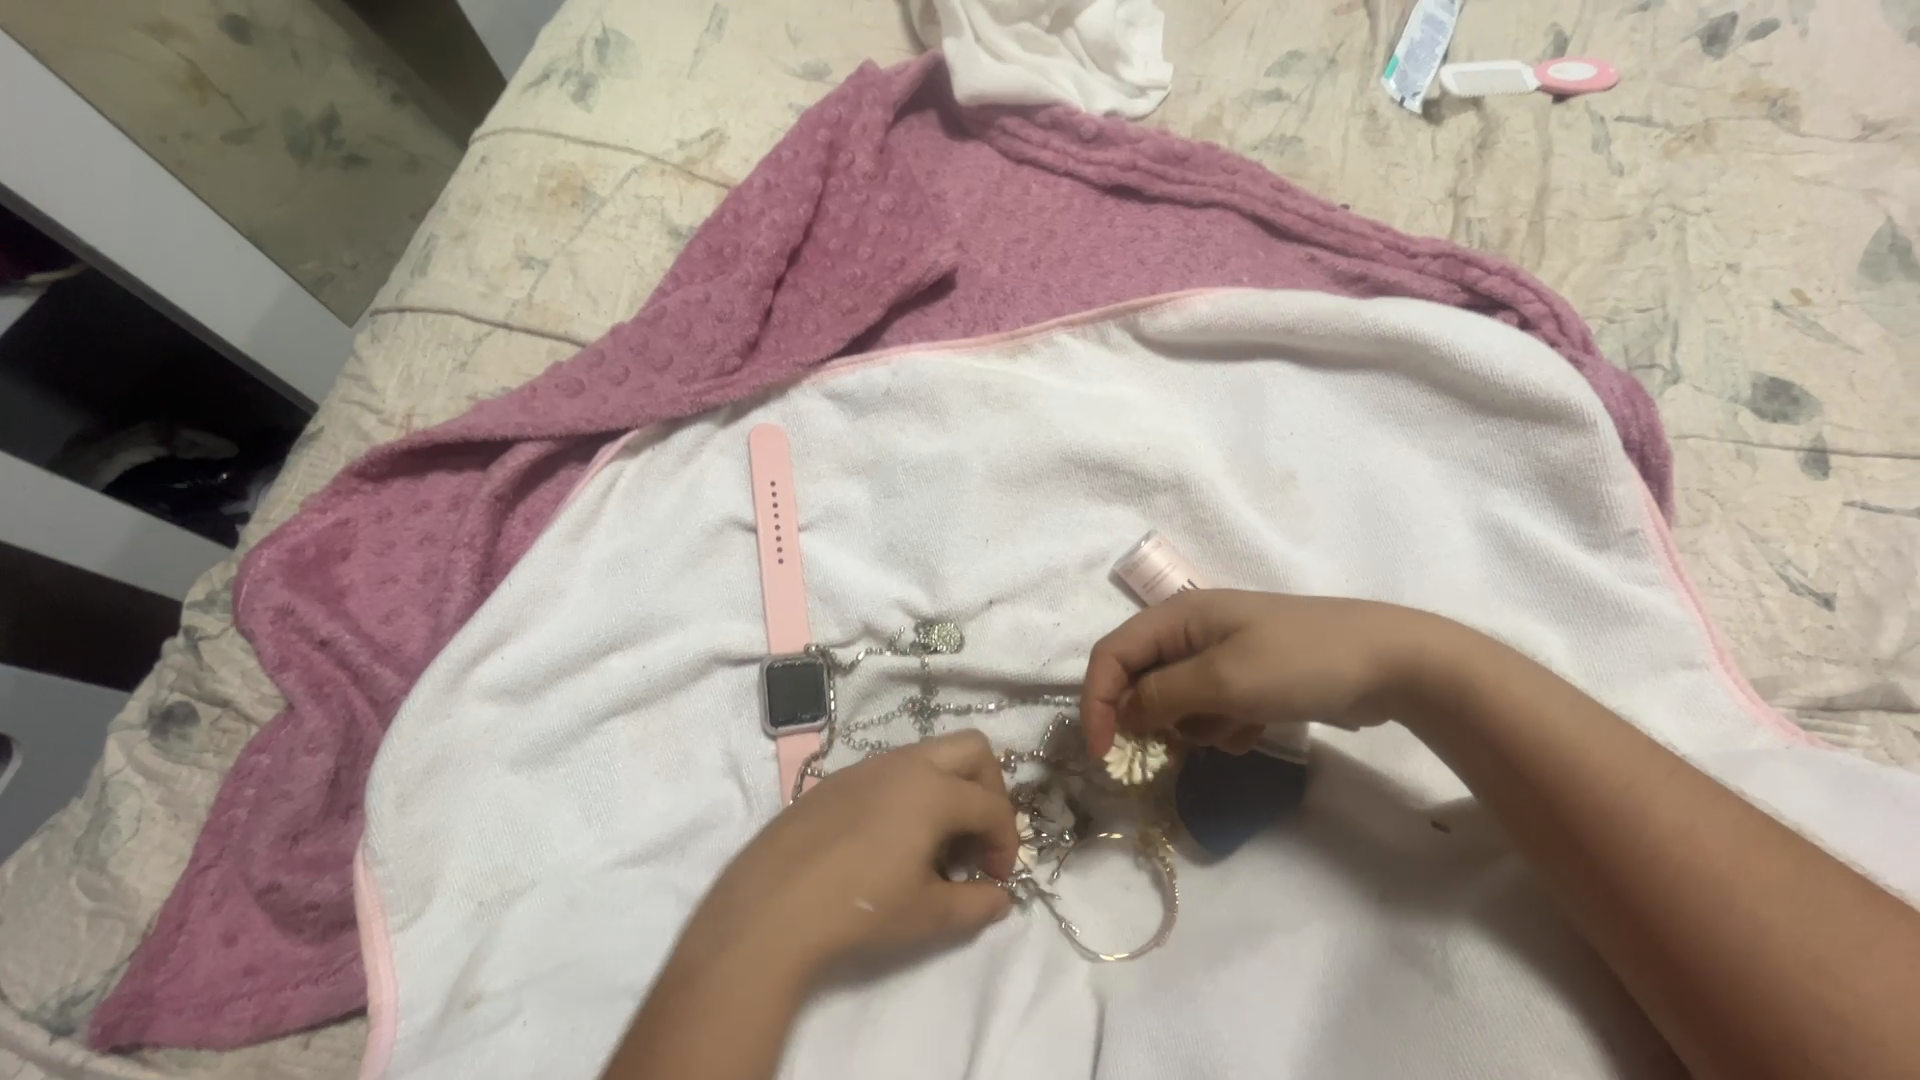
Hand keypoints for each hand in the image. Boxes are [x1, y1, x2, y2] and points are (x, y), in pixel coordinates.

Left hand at [677, 731, 1018, 980]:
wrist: (771, 906)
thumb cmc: (859, 908)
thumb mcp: (928, 915)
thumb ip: (976, 904)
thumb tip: (999, 897)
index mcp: (935, 791)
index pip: (993, 806)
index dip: (1007, 843)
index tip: (997, 879)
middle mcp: (905, 764)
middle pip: (972, 750)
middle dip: (990, 789)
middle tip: (978, 837)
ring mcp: (868, 766)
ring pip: (930, 755)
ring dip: (949, 789)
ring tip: (936, 844)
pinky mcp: (838, 780)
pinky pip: (892, 771)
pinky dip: (912, 794)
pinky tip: (891, 841)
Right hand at [1081, 590, 1453, 758]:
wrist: (1391, 663)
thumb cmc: (1298, 661)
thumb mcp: (1221, 680)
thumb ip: (1160, 697)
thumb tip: (1121, 716)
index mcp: (1177, 616)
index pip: (1111, 655)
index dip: (1097, 702)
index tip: (1103, 755)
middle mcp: (1191, 632)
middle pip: (1139, 680)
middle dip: (1151, 719)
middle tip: (1174, 750)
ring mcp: (1221, 656)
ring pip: (1174, 703)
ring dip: (1193, 727)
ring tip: (1232, 731)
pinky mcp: (1247, 680)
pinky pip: (1209, 711)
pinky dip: (1222, 728)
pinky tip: (1253, 731)